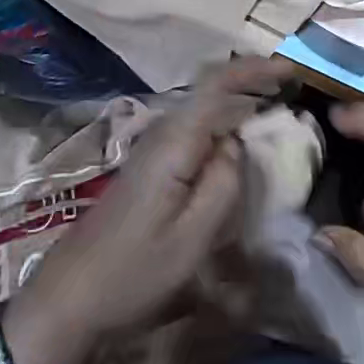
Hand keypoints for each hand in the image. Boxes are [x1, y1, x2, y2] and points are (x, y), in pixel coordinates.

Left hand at [0, 57, 291, 363]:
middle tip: (292, 90)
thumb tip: (237, 143)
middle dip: (252, 83)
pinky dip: (223, 127)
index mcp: (175, 142)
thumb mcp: (192, 237)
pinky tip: (238, 144)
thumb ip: (224, 183)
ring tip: (276, 110)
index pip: (217, 85)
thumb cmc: (135, 269)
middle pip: (212, 92)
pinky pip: (195, 132)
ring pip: (204, 112)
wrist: (71, 292)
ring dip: (239, 104)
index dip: (255, 71)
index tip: (291, 71)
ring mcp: (155, 148)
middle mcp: (164, 133)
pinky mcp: (152, 165)